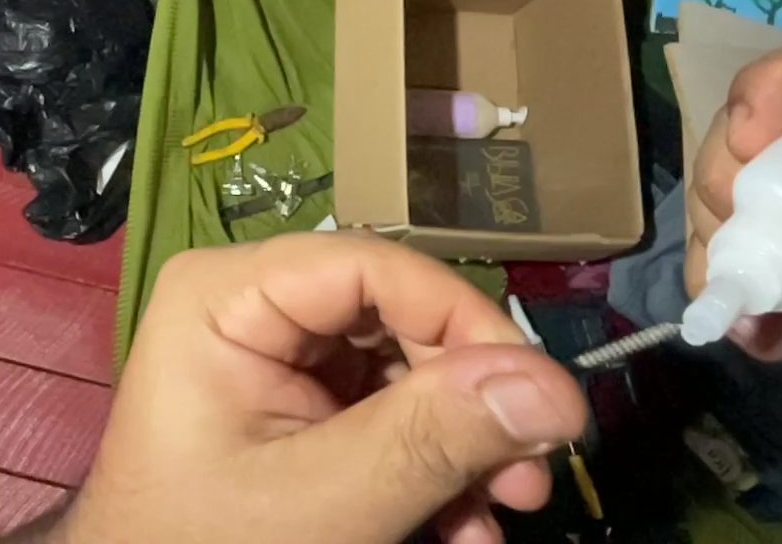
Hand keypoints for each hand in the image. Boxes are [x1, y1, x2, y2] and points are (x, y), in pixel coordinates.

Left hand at [55, 232, 586, 543]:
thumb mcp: (315, 505)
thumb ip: (428, 442)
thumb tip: (555, 387)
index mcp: (226, 292)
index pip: (367, 264)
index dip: (460, 316)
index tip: (539, 394)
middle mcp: (253, 300)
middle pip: (391, 313)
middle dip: (464, 395)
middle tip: (527, 477)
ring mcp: (278, 347)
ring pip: (400, 362)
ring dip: (458, 439)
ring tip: (498, 512)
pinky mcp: (299, 393)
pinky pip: (384, 404)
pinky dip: (430, 460)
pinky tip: (459, 522)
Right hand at [686, 43, 781, 532]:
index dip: (780, 84)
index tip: (747, 137)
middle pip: (762, 133)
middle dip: (727, 167)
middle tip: (734, 225)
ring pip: (736, 199)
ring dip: (716, 236)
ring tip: (746, 299)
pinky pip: (739, 272)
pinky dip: (727, 297)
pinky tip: (761, 341)